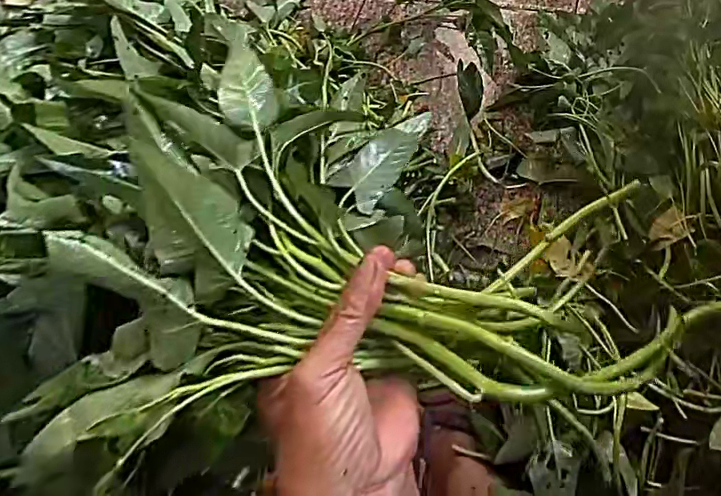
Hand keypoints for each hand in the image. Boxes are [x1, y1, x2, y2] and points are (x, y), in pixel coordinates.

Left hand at [260, 247, 419, 495]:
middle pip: (355, 305)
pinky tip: (424, 293)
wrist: (362, 491)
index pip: (317, 302)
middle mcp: (331, 355)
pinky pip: (410, 334)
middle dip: (373, 280)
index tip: (360, 249)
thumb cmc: (319, 438)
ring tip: (409, 271)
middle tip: (390, 258)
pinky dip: (419, 313)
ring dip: (398, 292)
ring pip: (383, 315)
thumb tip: (374, 260)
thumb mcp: (321, 371)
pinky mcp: (398, 370)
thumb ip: (348, 315)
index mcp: (297, 356)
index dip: (339, 274)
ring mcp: (366, 362)